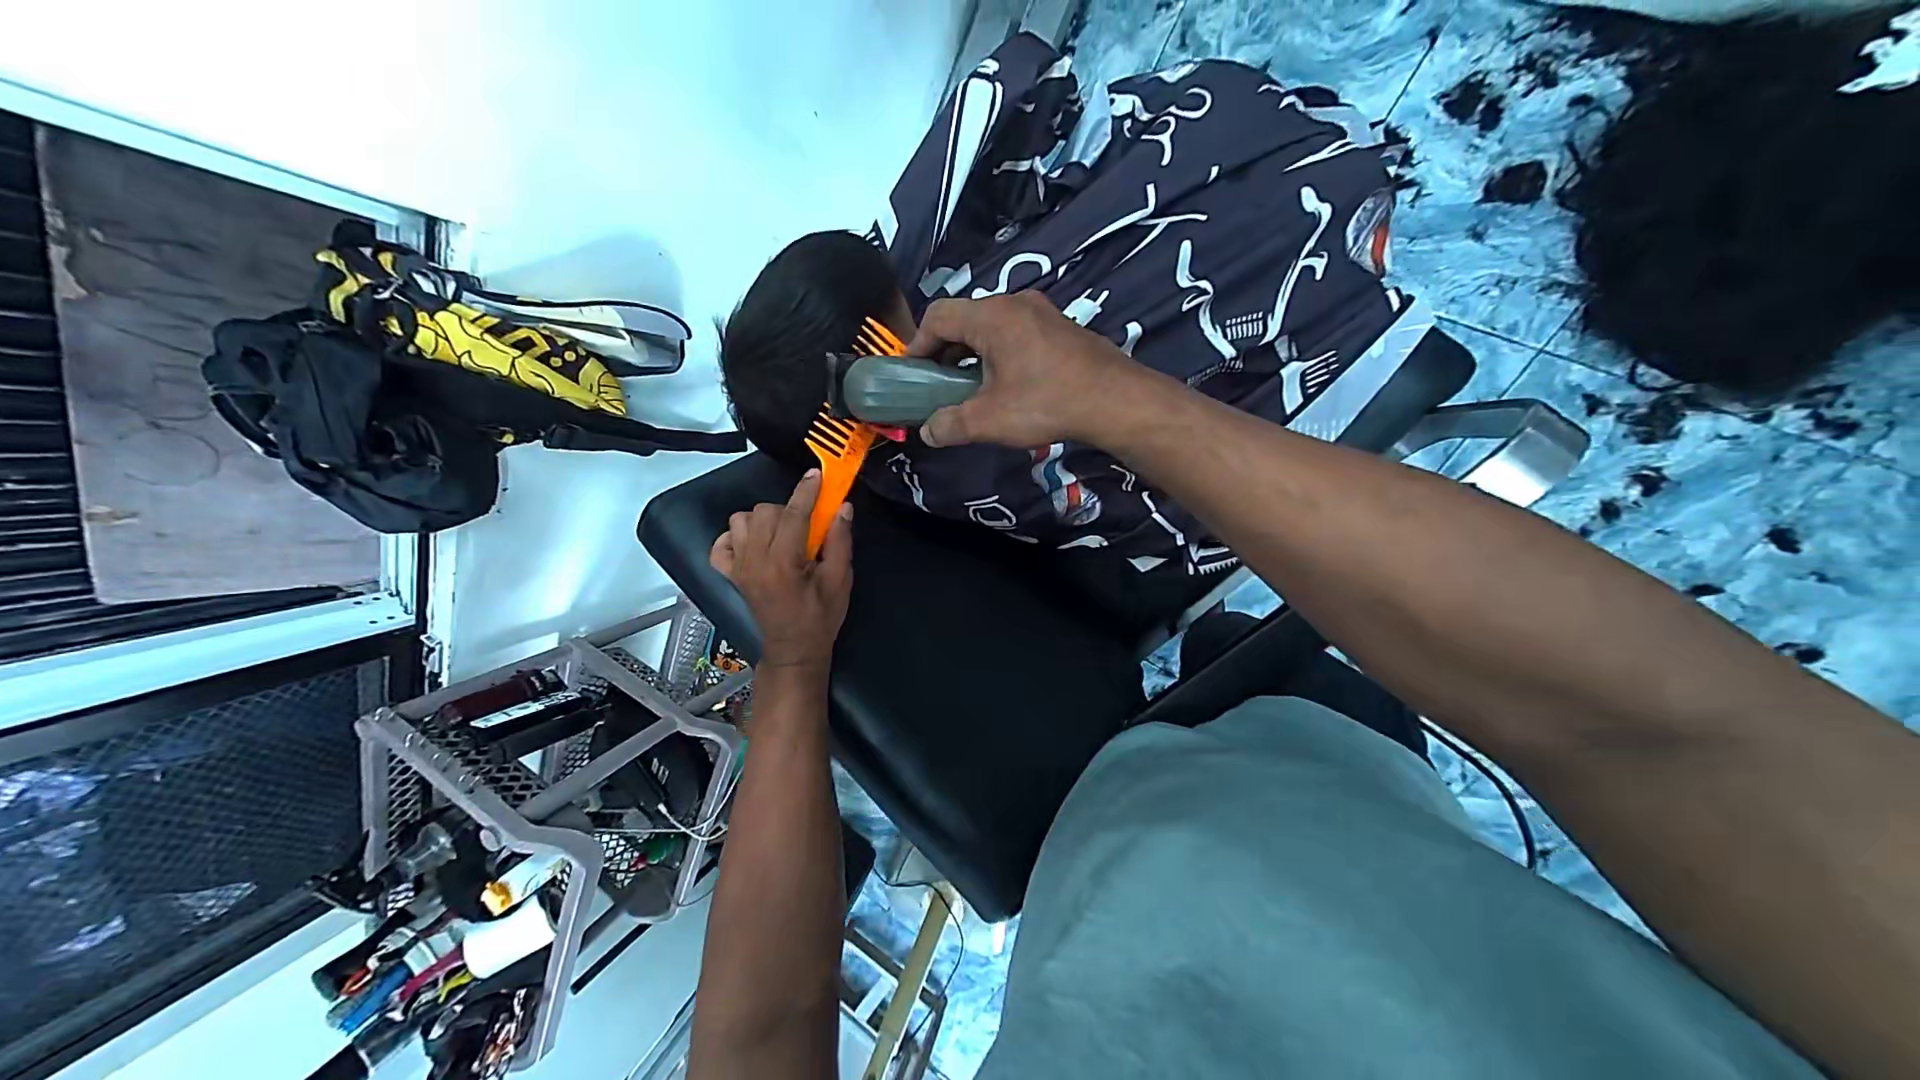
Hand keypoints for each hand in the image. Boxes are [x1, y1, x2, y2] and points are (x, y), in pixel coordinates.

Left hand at [709, 471, 853, 672]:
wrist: (794, 649)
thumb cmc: (821, 616)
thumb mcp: (841, 579)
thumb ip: (840, 541)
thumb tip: (842, 507)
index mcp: (784, 563)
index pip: (793, 514)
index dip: (806, 490)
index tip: (817, 474)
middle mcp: (755, 561)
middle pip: (765, 512)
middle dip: (789, 509)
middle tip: (807, 526)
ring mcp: (738, 567)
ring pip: (741, 520)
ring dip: (763, 519)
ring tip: (782, 534)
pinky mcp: (730, 574)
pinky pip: (721, 543)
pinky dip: (736, 536)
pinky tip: (755, 544)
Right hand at [906, 291, 1160, 448]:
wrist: (1116, 401)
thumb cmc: (1047, 404)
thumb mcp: (989, 420)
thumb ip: (950, 425)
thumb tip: (928, 432)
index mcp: (992, 316)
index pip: (938, 315)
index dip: (918, 344)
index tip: (912, 374)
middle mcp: (1015, 303)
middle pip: (964, 318)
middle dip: (945, 350)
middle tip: (938, 384)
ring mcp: (1042, 312)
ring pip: (991, 325)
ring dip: (973, 353)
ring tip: (969, 388)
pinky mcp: (1060, 327)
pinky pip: (1016, 332)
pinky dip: (999, 352)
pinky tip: (1006, 385)